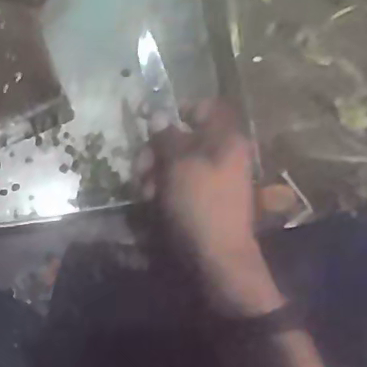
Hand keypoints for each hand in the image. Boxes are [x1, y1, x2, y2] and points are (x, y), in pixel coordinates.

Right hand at [139, 100, 285, 316]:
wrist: (218, 259)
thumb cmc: (200, 205)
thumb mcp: (178, 165)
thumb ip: (166, 137)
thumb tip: (157, 113)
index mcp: (226, 138)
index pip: (206, 108)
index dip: (179, 111)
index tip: (154, 126)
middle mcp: (224, 155)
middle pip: (185, 138)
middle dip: (157, 150)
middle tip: (139, 168)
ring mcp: (216, 181)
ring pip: (178, 164)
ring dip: (155, 173)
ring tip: (143, 193)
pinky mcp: (205, 203)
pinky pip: (181, 186)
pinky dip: (165, 191)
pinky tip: (150, 203)